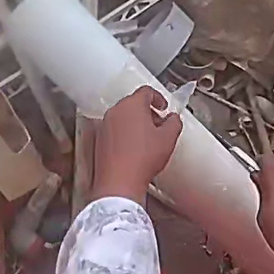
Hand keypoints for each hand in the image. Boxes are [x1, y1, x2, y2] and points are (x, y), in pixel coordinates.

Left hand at [91, 87, 181, 204]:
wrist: (119, 182)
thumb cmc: (142, 159)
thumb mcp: (168, 138)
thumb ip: (174, 122)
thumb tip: (173, 119)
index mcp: (132, 105)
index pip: (146, 91)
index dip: (158, 98)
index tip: (163, 107)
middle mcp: (116, 111)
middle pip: (134, 103)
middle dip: (148, 112)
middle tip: (158, 124)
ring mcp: (104, 125)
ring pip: (123, 116)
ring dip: (136, 123)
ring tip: (147, 139)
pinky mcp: (99, 139)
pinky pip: (114, 130)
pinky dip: (124, 134)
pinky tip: (134, 149)